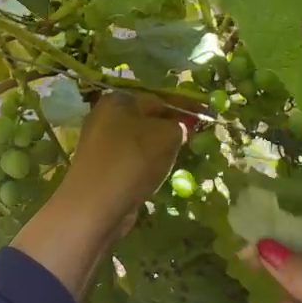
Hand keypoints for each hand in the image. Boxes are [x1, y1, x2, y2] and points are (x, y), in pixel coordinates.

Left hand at [10, 91, 186, 299]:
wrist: (95, 204)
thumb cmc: (132, 160)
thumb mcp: (166, 135)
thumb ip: (178, 126)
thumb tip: (178, 127)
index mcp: (118, 100)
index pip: (158, 98)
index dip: (184, 106)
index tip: (206, 116)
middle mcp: (105, 117)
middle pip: (147, 118)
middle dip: (172, 127)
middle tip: (196, 138)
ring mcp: (100, 143)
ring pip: (140, 140)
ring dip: (160, 147)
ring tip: (178, 157)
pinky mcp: (101, 167)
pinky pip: (131, 159)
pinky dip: (146, 163)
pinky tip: (157, 174)